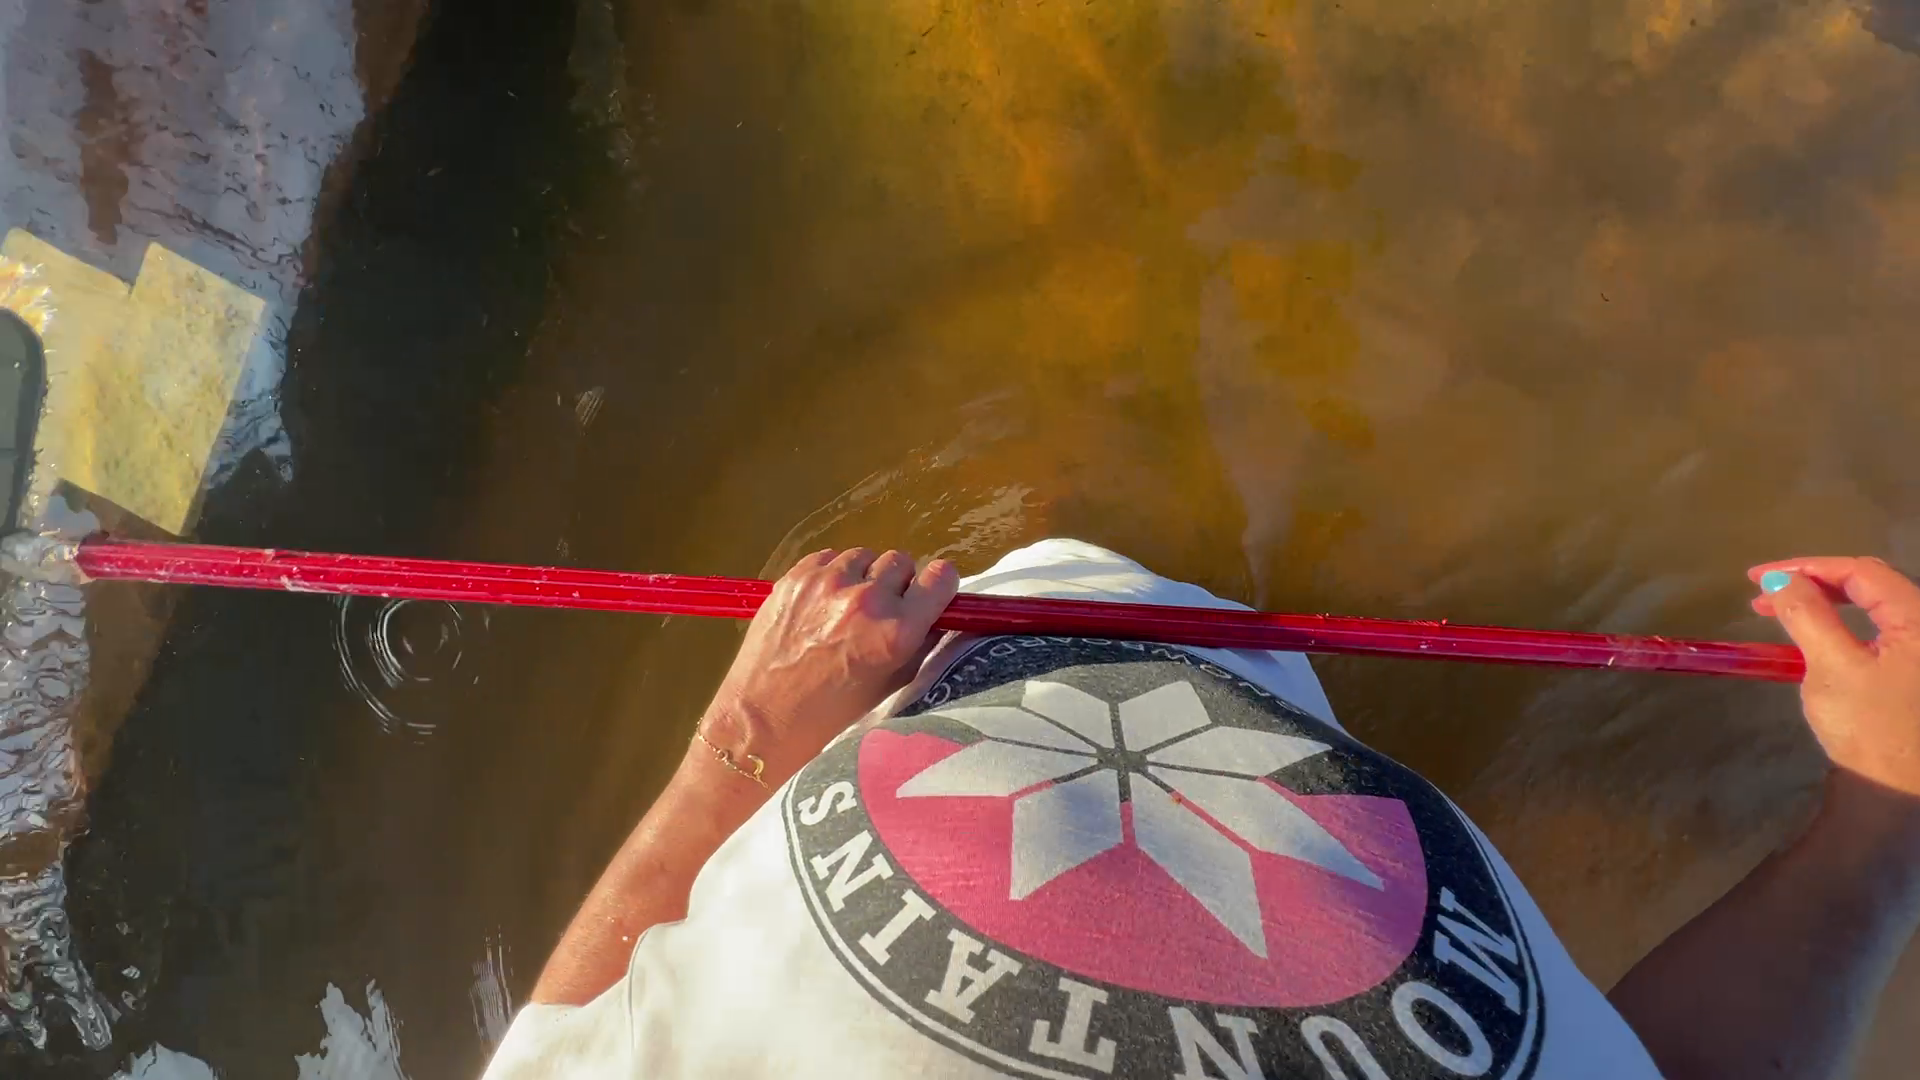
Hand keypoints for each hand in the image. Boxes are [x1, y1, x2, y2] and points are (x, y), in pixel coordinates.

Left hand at [702, 548, 958, 783]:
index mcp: (897, 632)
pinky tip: (822, 603)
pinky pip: (830, 557)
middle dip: (897, 584)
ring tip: (846, 607)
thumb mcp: (892, 684)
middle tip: (882, 610)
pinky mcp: (796, 576)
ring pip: (864, 556)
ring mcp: (828, 583)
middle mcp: (867, 600)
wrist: (764, 718)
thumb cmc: (833, 714)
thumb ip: (920, 642)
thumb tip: (935, 613)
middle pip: (901, 562)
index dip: (937, 586)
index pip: (941, 577)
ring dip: (863, 576)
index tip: (929, 597)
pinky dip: (832, 574)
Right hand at [1750, 556, 1919, 804]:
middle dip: (1816, 581)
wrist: (1904, 786)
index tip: (1754, 578)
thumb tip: (1780, 579)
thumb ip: (1807, 615)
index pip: (1862, 573)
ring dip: (1828, 600)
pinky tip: (1819, 633)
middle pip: (1876, 584)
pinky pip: (1887, 627)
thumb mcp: (1831, 667)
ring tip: (1781, 611)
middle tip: (1763, 594)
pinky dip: (1847, 620)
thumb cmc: (1871, 725)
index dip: (1806, 567)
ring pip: (1881, 604)